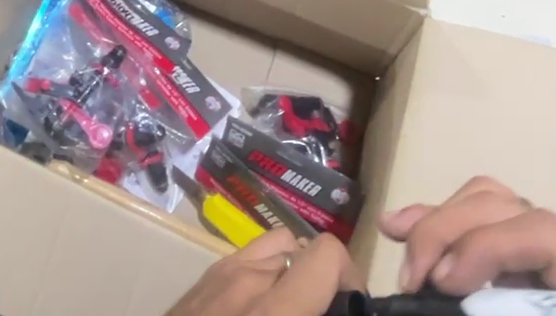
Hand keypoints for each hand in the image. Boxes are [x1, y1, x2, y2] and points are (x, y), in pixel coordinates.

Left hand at [165, 230, 360, 315]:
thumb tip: (345, 313)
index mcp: (271, 311)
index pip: (325, 254)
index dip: (351, 279)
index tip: (355, 312)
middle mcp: (245, 281)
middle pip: (304, 249)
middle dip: (324, 282)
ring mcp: (218, 275)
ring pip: (275, 246)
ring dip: (294, 273)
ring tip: (296, 311)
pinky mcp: (200, 280)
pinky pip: (246, 258)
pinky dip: (264, 276)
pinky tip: (261, 312)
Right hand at [381, 176, 555, 297]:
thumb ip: (508, 310)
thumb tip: (453, 299)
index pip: (539, 232)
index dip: (485, 247)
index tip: (443, 284)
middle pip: (504, 204)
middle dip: (446, 230)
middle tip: (410, 279)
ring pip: (488, 201)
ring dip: (437, 219)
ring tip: (396, 239)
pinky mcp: (532, 264)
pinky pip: (483, 225)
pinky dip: (442, 226)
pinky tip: (401, 229)